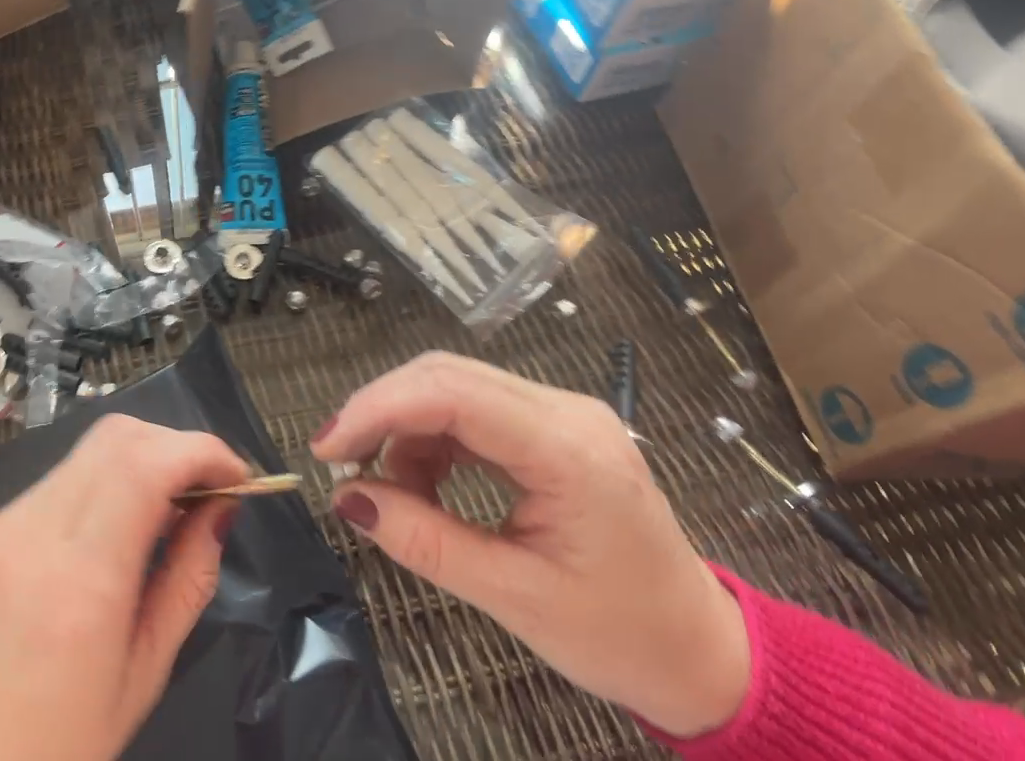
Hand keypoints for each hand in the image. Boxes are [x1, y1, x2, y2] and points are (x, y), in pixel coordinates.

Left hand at [0, 415, 250, 760]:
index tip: (235, 474)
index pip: (144, 464)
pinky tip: (120, 523)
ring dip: (141, 459)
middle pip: (115, 438)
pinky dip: (104, 481)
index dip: (201, 450)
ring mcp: (0, 527)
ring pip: (86, 451)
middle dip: (176, 446)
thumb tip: (220, 508)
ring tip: (169, 507)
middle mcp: (32, 536)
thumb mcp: (147, 669)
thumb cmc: (63, 740)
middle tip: (209, 487)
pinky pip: (58, 480)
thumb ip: (189, 576)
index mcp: (80, 582)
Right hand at [309, 352, 750, 738]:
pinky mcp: (553, 428)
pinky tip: (422, 485)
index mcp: (569, 451)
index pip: (455, 394)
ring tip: (387, 492)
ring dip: (405, 430)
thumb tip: (346, 499)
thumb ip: (424, 541)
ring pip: (455, 388)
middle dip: (382, 412)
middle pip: (449, 376)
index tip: (326, 448)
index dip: (379, 408)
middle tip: (338, 463)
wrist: (699, 649)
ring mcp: (563, 414)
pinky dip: (431, 441)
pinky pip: (473, 412)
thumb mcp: (512, 596)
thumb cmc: (619, 634)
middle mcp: (567, 411)